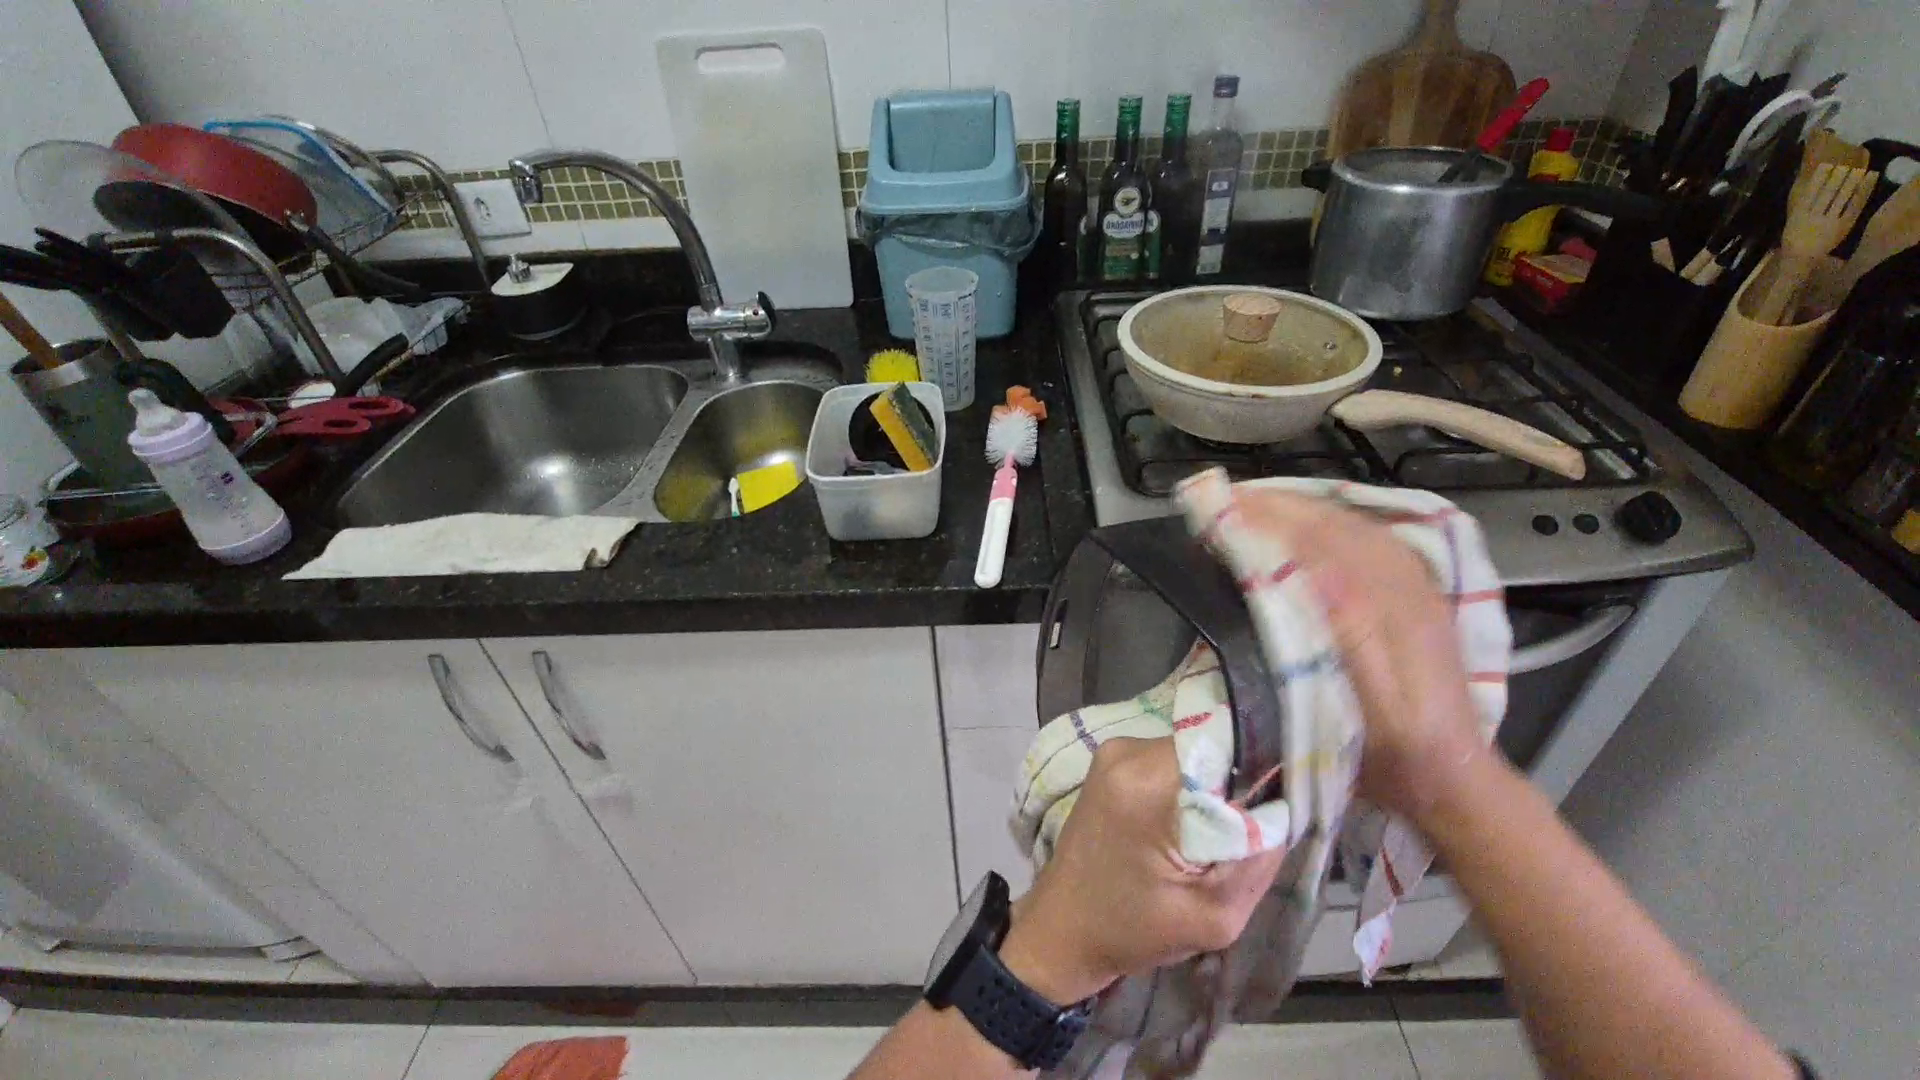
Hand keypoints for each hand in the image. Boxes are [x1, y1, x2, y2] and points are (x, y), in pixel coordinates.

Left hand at [999, 738, 1285, 1003]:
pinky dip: (1191, 786)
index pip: (1230, 744)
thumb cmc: (1132, 931)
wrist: (1064, 927)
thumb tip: (1286, 805)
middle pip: (1214, 746)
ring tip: (1219, 832)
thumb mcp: (1216, 917)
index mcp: (1148, 782)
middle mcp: (1130, 751)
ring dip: (1216, 786)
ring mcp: (1117, 749)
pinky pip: (1174, 760)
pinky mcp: (1114, 758)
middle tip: (1253, 828)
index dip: (1265, 768)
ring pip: (1196, 752)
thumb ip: (1258, 858)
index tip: (1283, 800)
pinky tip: (1190, 824)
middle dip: (1242, 783)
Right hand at [1231, 490, 1487, 823]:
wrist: (1454, 779)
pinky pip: (1373, 542)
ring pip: (1357, 529)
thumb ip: (1342, 640)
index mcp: (1390, 616)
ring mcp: (1417, 590)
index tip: (1224, 510)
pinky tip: (1309, 522)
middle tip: (1227, 498)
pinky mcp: (1419, 597)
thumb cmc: (1393, 756)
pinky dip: (1332, 523)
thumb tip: (1304, 575)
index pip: (1322, 548)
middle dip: (1281, 506)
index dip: (1271, 523)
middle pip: (1339, 528)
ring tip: (1257, 501)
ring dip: (1304, 508)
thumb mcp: (1361, 711)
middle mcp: (1407, 590)